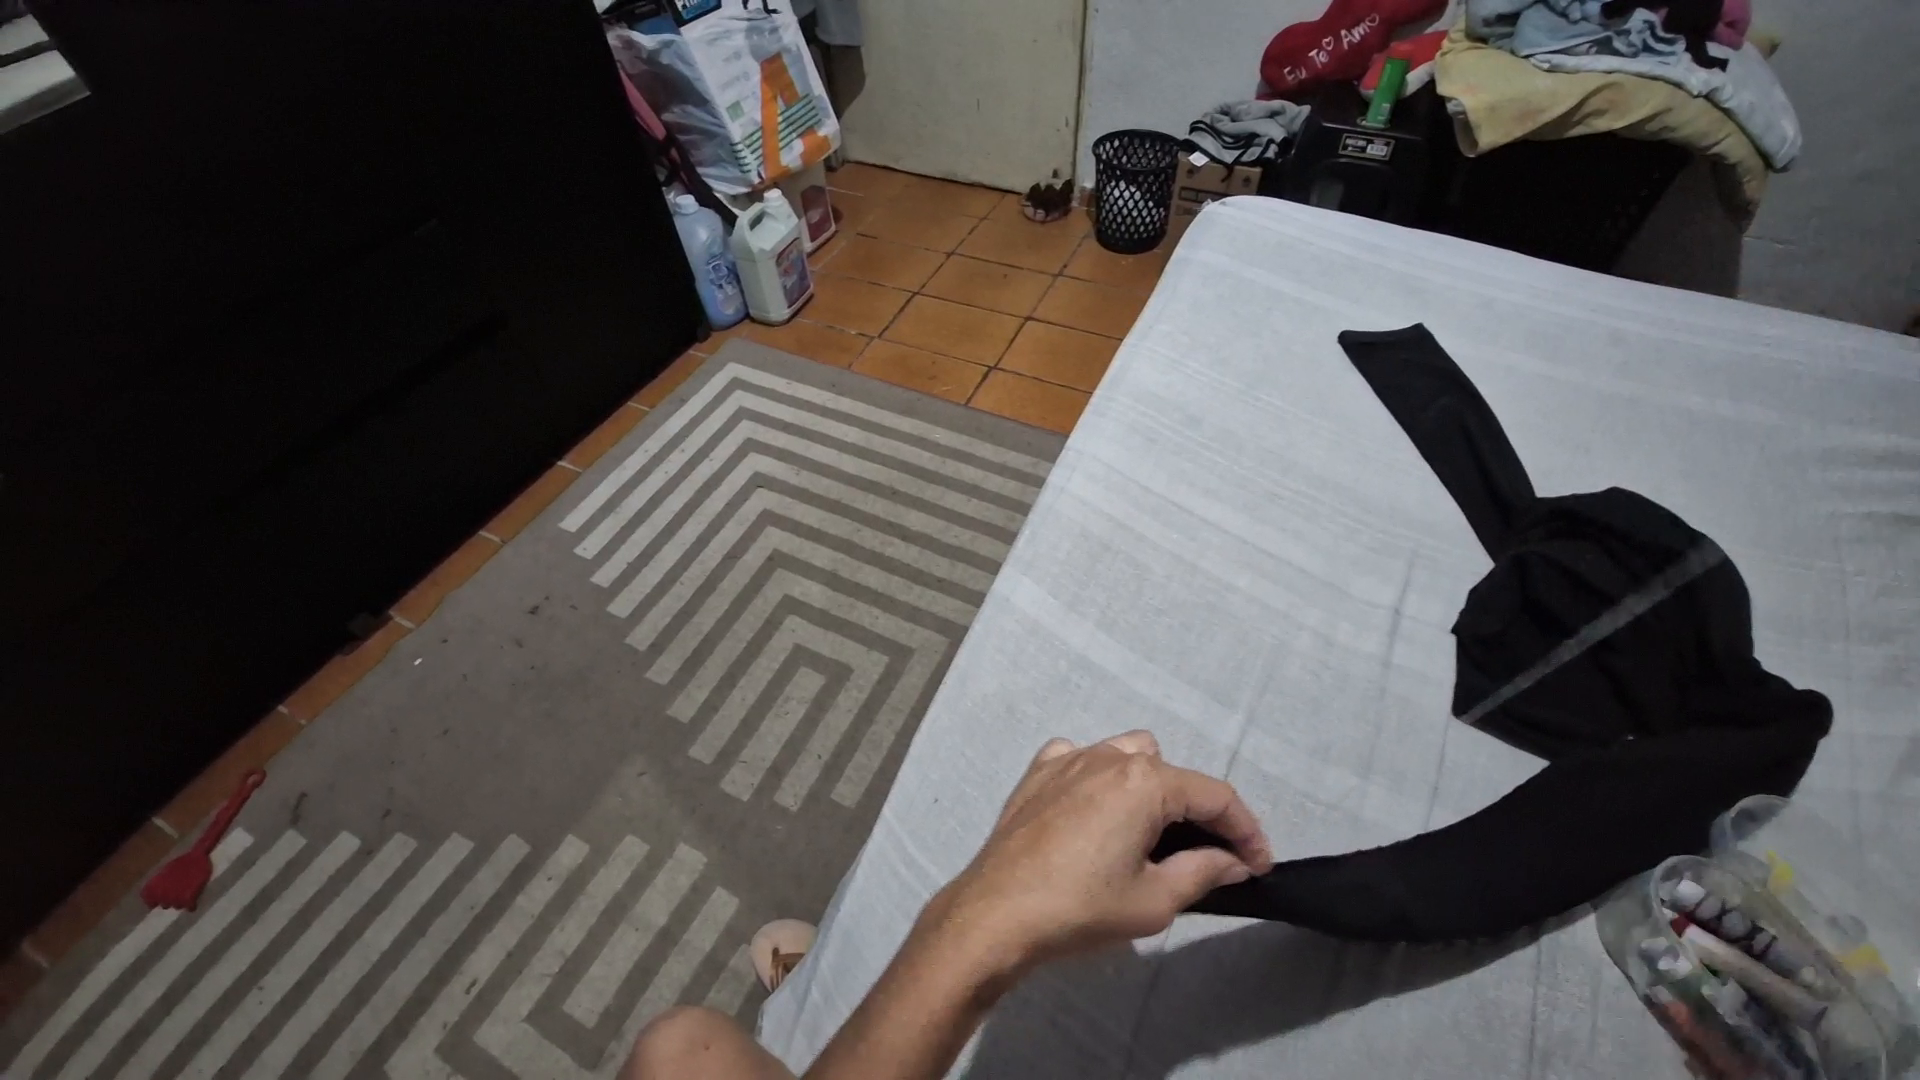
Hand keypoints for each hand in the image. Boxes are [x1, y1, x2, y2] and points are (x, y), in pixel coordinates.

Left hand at [929, 731, 1273, 977]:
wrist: (996, 912)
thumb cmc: (1080, 908)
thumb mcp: (1155, 900)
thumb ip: (1203, 871)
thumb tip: (1235, 861)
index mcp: (1144, 782)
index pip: (1215, 795)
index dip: (1246, 830)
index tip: (1259, 864)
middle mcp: (1108, 756)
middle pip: (1172, 773)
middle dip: (1199, 811)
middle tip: (1209, 855)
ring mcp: (1069, 758)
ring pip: (1128, 754)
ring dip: (1151, 785)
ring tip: (1151, 830)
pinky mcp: (1039, 771)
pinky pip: (1082, 758)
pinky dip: (1099, 777)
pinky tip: (1096, 809)